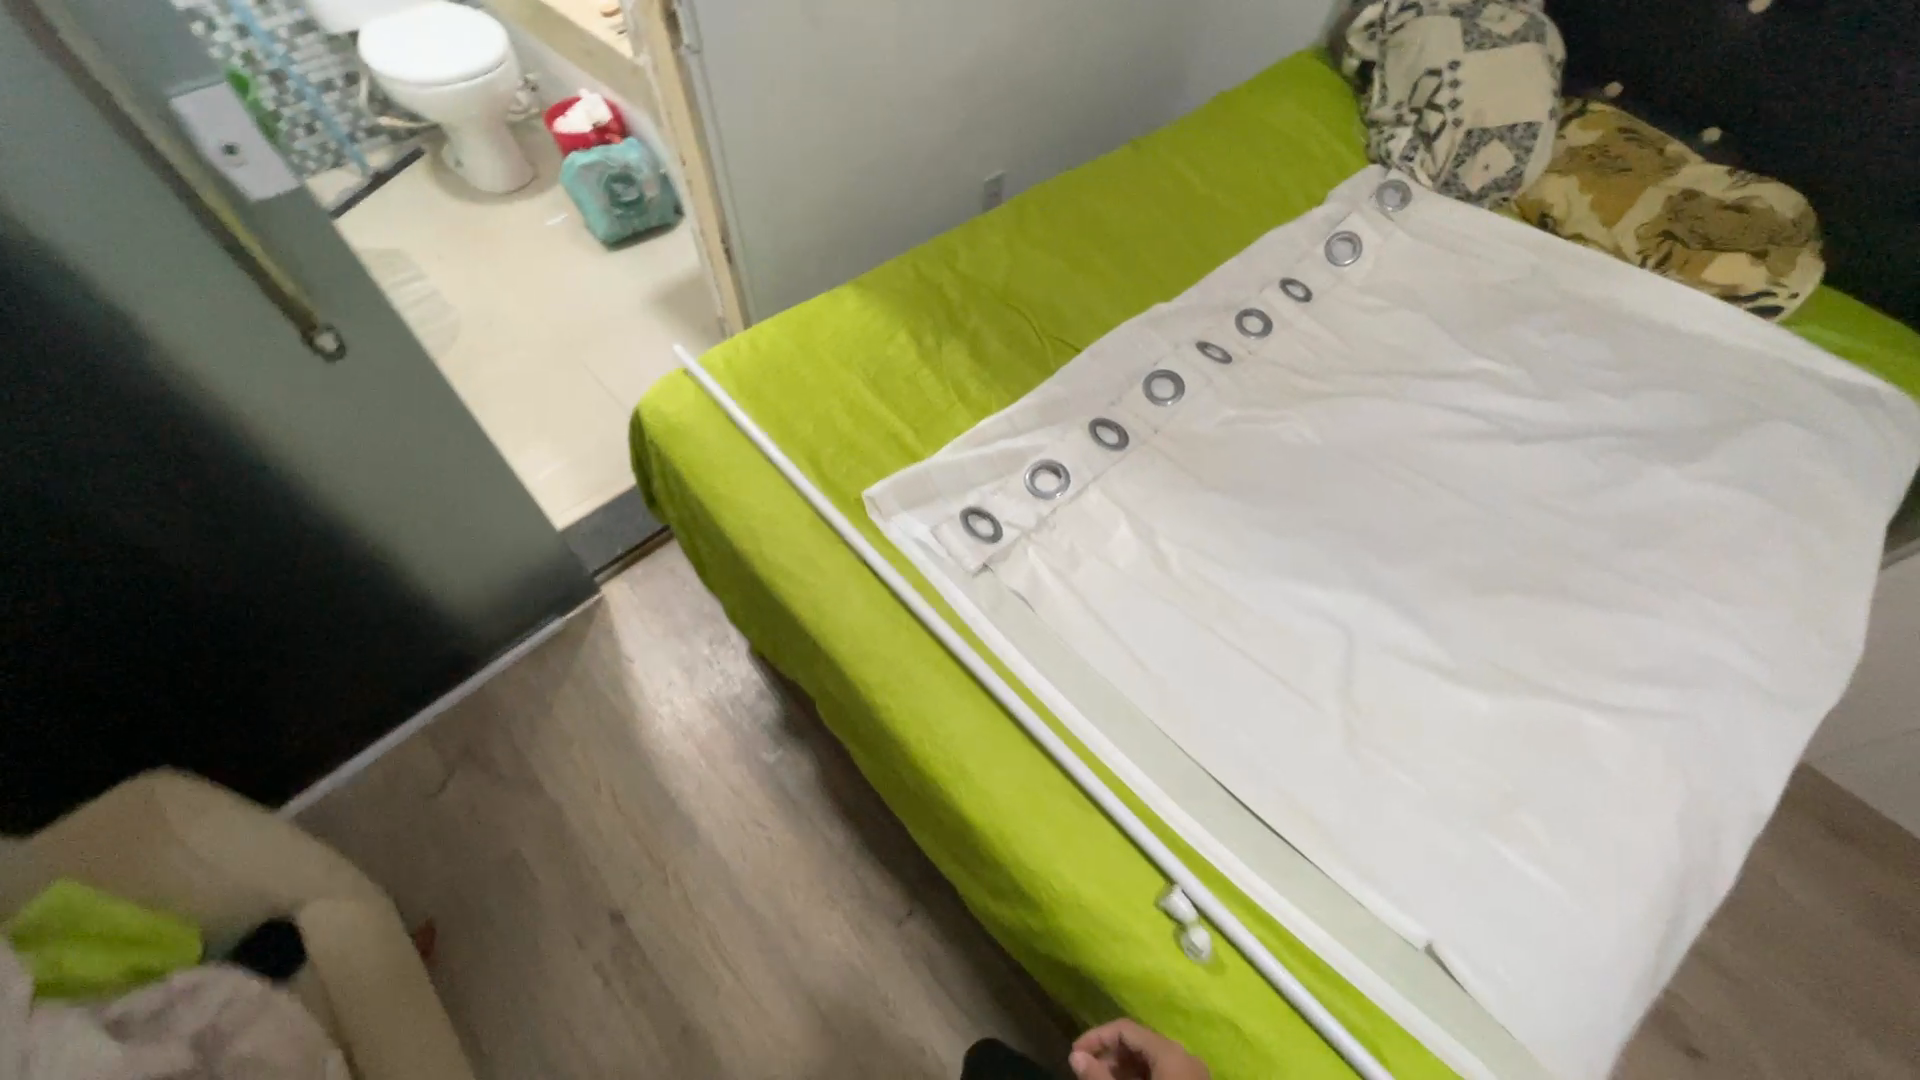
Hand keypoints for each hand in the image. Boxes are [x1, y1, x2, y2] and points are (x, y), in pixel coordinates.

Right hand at [1069, 1019, 1210, 1079]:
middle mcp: (1184, 1057)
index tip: (1074, 1055)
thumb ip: (1099, 1078)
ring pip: (1149, 1062)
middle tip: (1086, 1074)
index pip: (1125, 1029)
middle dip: (1109, 1057)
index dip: (1096, 1038)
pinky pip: (1161, 1076)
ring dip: (1122, 1071)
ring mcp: (1191, 1076)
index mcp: (1170, 1052)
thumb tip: (1075, 1056)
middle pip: (1138, 1044)